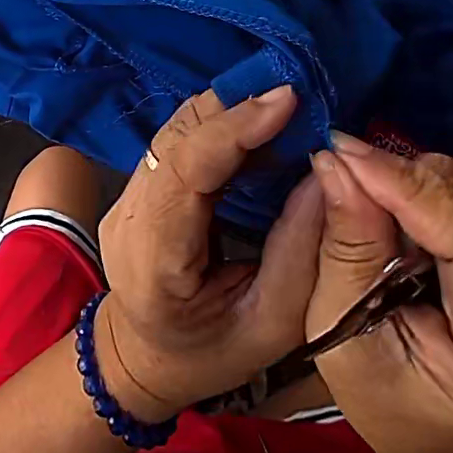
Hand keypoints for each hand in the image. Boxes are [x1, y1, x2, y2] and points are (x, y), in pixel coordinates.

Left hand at [94, 87, 325, 421]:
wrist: (145, 356)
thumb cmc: (212, 353)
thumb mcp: (274, 324)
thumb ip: (300, 250)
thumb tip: (328, 172)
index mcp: (153, 259)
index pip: (185, 171)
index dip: (233, 128)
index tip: (286, 100)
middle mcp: (127, 216)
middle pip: (174, 139)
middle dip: (235, 108)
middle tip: (297, 97)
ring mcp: (124, 197)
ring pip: (173, 131)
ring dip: (227, 110)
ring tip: (283, 108)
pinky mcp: (136, 186)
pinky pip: (176, 140)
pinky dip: (217, 124)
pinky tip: (255, 126)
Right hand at [309, 134, 452, 452]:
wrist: (443, 435)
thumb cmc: (385, 398)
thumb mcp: (342, 334)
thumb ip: (346, 248)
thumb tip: (336, 165)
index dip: (411, 185)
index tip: (342, 151)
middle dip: (409, 177)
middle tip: (344, 167)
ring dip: (422, 184)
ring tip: (372, 201)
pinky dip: (439, 193)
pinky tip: (407, 215)